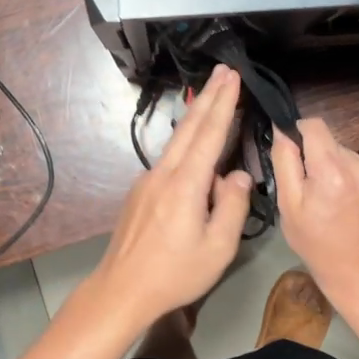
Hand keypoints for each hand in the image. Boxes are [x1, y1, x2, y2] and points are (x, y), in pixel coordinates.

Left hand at [89, 65, 253, 325]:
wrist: (122, 288)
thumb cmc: (174, 273)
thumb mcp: (217, 248)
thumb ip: (231, 206)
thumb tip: (237, 175)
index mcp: (185, 184)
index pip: (209, 134)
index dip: (223, 104)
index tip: (233, 77)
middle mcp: (162, 173)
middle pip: (189, 128)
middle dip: (209, 97)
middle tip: (224, 70)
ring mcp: (147, 181)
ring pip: (177, 143)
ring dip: (197, 119)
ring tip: (214, 99)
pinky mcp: (140, 192)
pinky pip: (169, 162)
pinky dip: (186, 147)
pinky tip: (198, 155)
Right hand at [271, 118, 358, 305]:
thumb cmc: (318, 245)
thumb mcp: (288, 207)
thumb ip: (285, 162)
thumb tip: (281, 130)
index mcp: (332, 171)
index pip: (313, 125)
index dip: (297, 131)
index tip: (289, 152)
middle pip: (327, 139)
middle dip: (313, 155)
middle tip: (306, 187)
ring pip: (342, 151)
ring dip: (330, 165)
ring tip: (326, 196)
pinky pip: (356, 164)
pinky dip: (346, 174)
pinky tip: (343, 199)